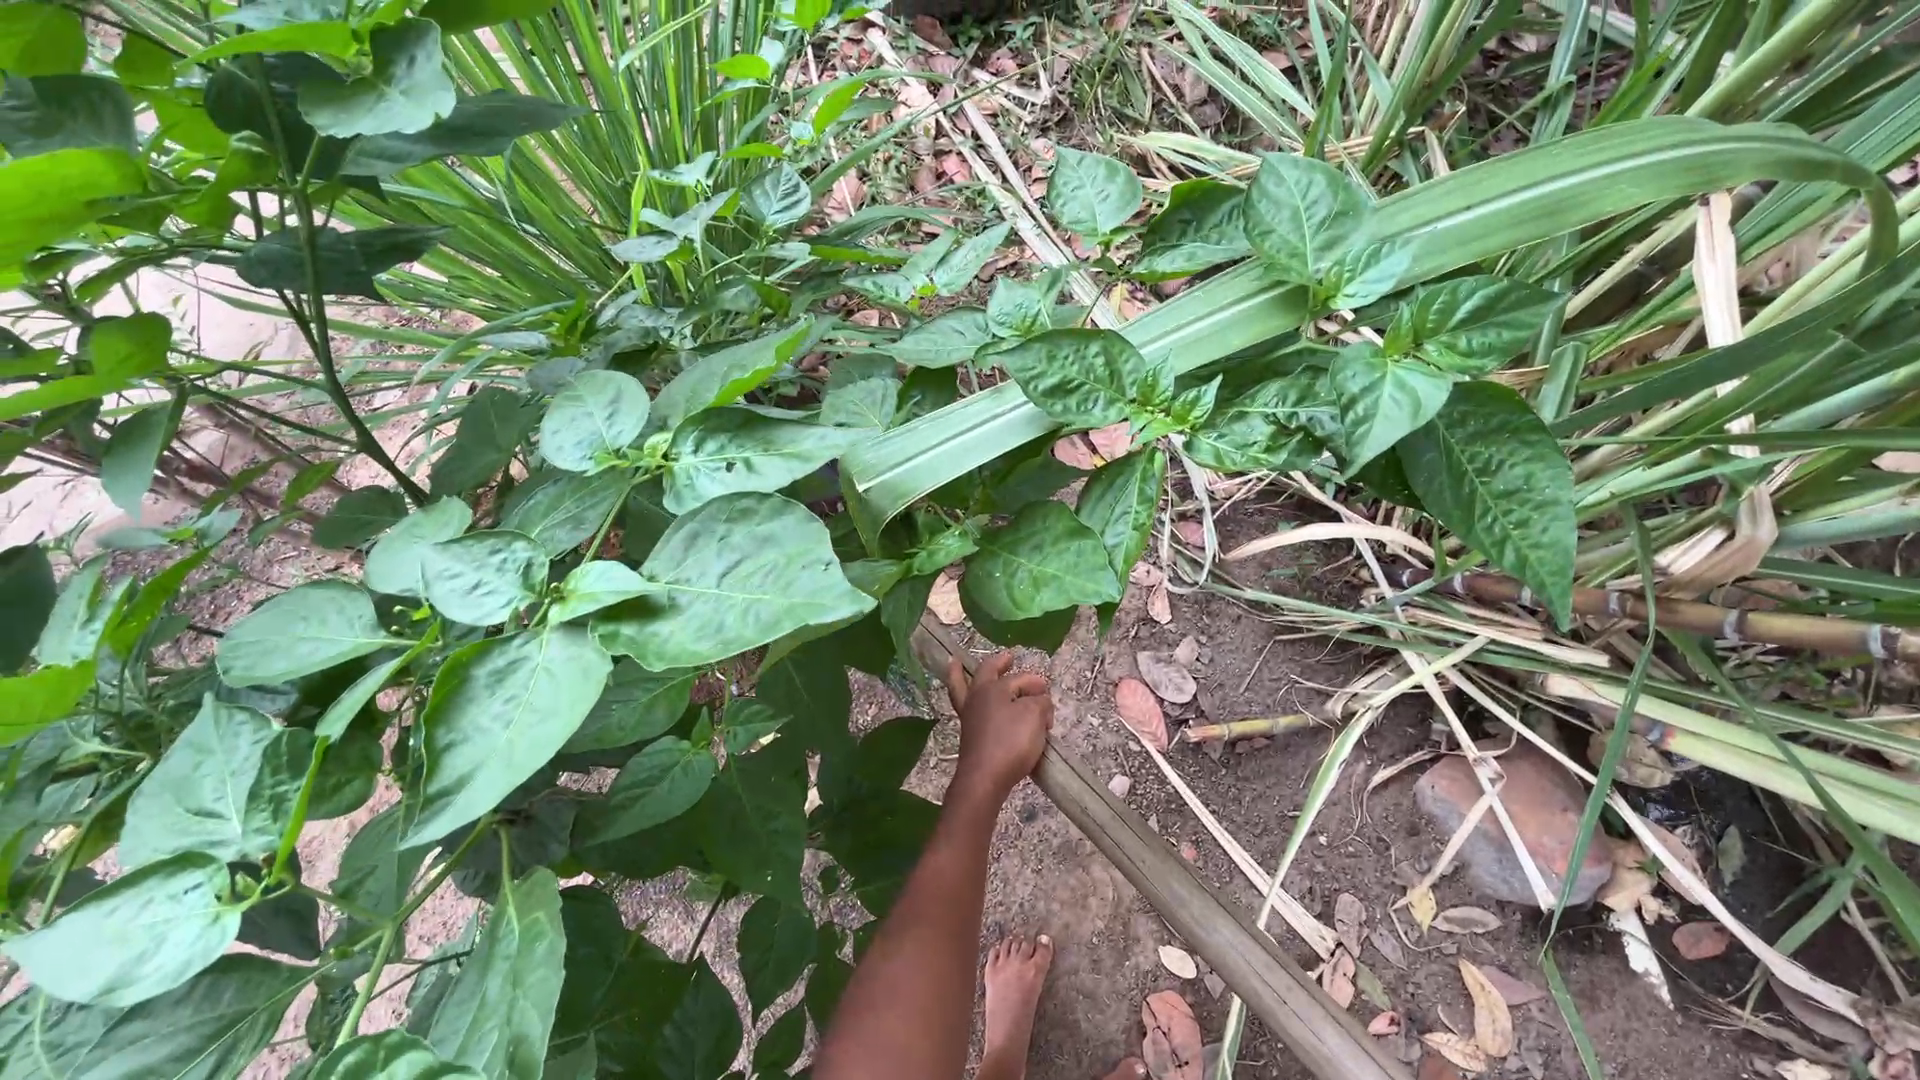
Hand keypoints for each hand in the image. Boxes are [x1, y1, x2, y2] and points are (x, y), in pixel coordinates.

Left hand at [942, 651, 1053, 805]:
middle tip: (1007, 657)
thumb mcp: (1035, 716)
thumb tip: (1039, 701)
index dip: (1035, 683)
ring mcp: (970, 717)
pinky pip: (967, 709)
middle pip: (984, 673)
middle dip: (997, 664)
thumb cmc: (1011, 742)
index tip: (1047, 691)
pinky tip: (972, 702)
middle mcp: (977, 698)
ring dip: (963, 675)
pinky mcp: (969, 736)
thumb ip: (1040, 702)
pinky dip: (968, 699)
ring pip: (964, 689)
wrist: (985, 778)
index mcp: (992, 688)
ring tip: (956, 664)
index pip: (1018, 679)